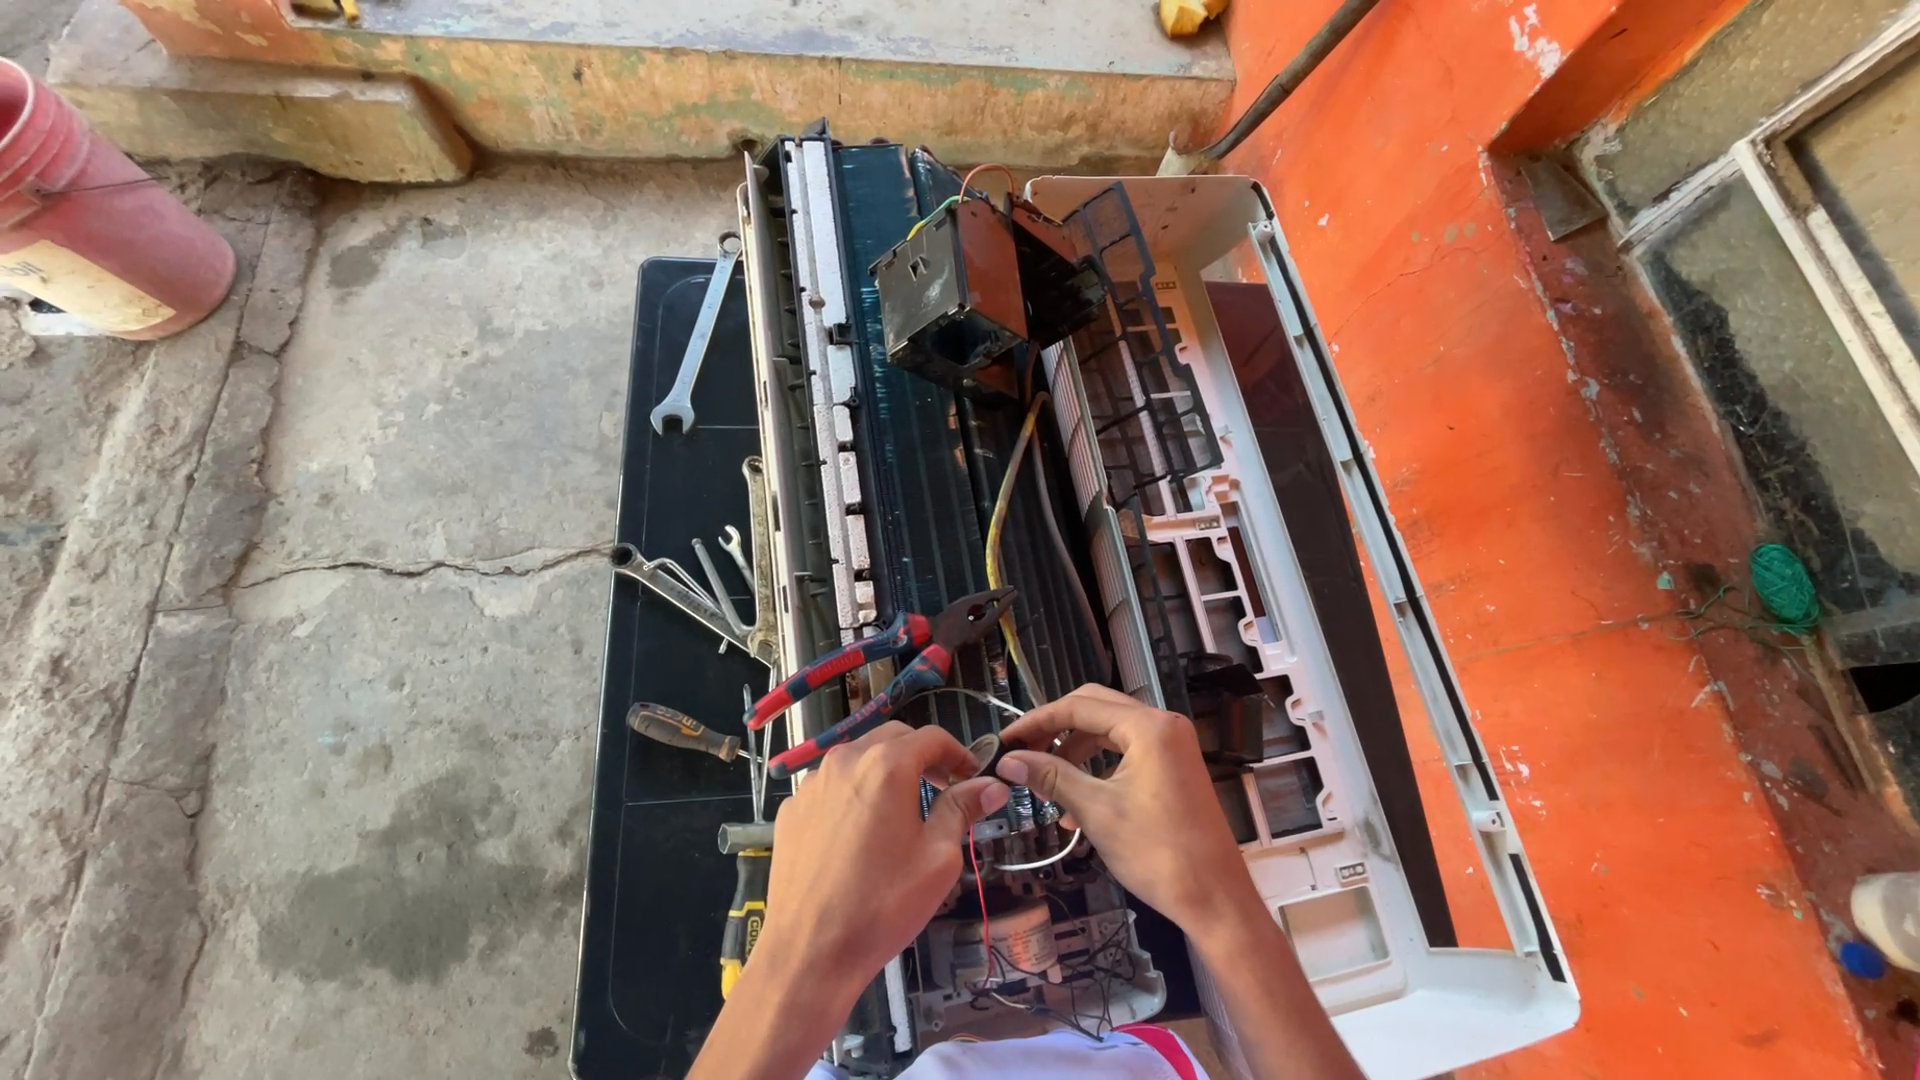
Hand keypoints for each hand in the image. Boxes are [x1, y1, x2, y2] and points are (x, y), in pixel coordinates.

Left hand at [754, 722, 1010, 997]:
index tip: (970, 777)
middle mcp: (845, 760)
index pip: (932, 737)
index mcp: (886, 765)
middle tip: (942, 786)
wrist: (809, 951)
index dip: (958, 752)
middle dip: (922, 754)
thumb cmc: (883, 904)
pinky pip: (831, 784)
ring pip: (858, 757)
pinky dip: (854, 791)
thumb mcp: (938, 857)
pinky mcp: (793, 808)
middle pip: (893, 738)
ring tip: (901, 808)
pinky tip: (860, 831)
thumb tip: (991, 785)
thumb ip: (961, 810)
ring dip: (885, 769)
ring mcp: (812, 783)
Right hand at [995, 684, 1261, 934]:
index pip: (1079, 706)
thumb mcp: (1096, 811)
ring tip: (1043, 780)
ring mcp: (1171, 744)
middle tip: (1021, 752)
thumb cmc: (1157, 853)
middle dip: (1054, 730)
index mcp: (1147, 726)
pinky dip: (1097, 768)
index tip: (1005, 740)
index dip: (1037, 721)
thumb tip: (1008, 760)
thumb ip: (1051, 777)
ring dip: (1074, 751)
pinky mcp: (1173, 766)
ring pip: (1108, 731)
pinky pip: (1125, 752)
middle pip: (1094, 709)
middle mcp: (1162, 724)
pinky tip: (1074, 802)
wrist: (1216, 900)